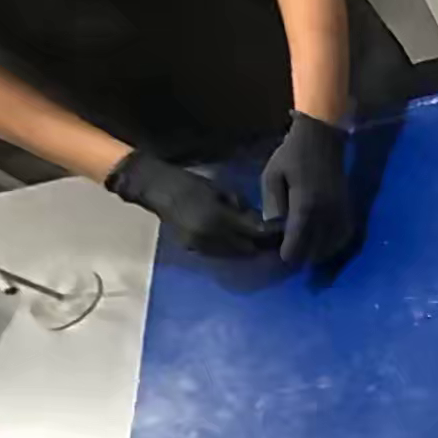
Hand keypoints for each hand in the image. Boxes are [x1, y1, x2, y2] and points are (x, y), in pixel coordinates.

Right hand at [104, 151, 277, 257]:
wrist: (155, 188)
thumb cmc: (190, 183)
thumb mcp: (222, 190)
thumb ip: (242, 208)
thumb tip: (259, 221)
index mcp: (219, 218)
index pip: (254, 233)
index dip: (269, 235)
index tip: (281, 233)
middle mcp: (211, 236)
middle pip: (247, 248)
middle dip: (260, 245)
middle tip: (272, 241)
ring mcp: (201, 245)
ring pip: (234, 254)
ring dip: (246, 249)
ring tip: (258, 243)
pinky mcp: (193, 249)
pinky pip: (220, 254)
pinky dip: (230, 249)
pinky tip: (237, 242)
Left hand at [262, 112, 352, 266]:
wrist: (323, 139)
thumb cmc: (293, 155)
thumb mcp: (271, 175)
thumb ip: (271, 204)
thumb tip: (272, 229)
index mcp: (305, 207)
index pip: (297, 245)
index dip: (287, 255)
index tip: (280, 255)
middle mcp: (326, 216)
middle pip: (314, 252)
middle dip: (301, 257)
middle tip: (290, 254)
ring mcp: (340, 215)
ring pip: (330, 249)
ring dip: (317, 254)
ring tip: (305, 252)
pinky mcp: (348, 213)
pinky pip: (342, 239)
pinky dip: (332, 246)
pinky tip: (322, 245)